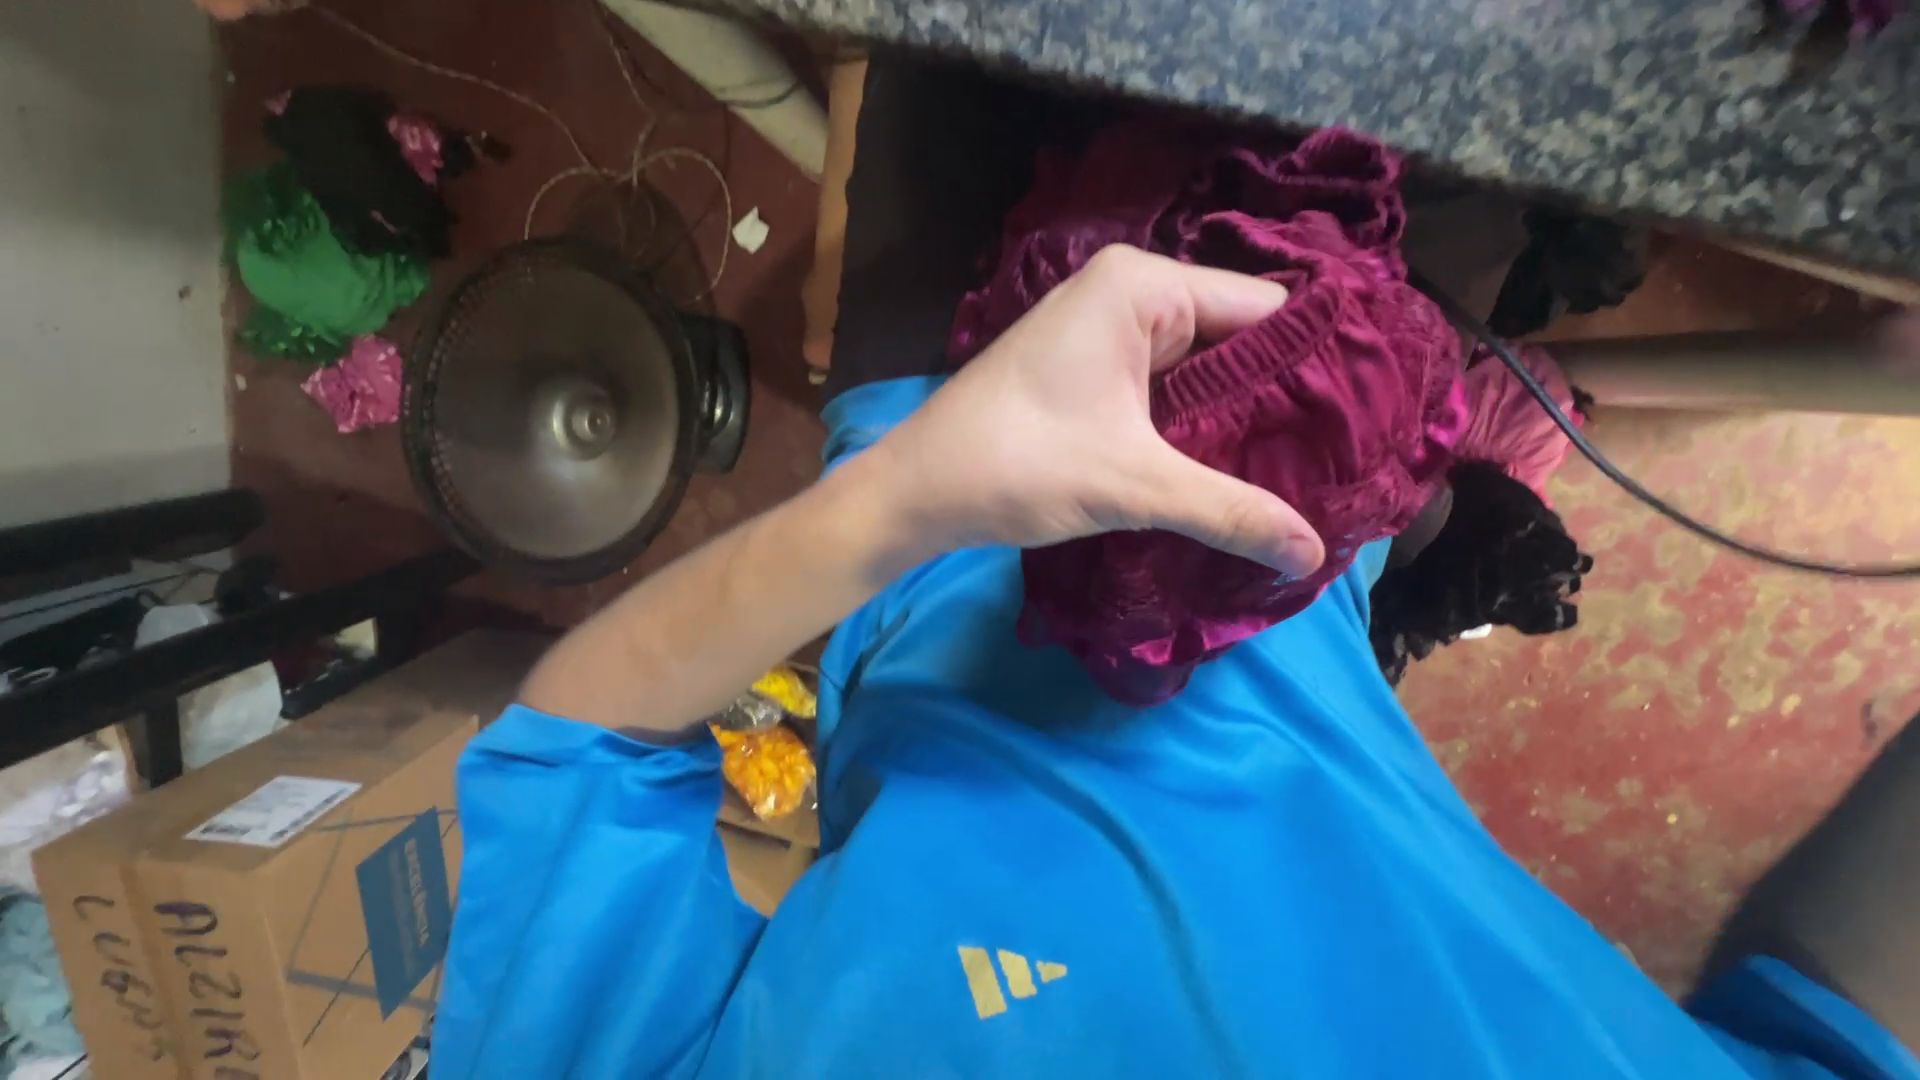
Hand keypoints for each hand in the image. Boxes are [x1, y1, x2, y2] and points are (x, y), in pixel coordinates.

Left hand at [844, 245, 1325, 577]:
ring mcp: (1101, 334)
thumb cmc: (1018, 465)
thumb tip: (1312, 554)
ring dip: (1234, 423)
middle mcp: (1126, 294)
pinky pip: (1160, 392)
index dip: (1315, 370)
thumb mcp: (1132, 484)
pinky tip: (1228, 472)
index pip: (1265, 313)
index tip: (1364, 426)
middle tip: (1341, 463)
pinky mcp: (1085, 373)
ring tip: (1301, 475)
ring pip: (1197, 373)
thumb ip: (1228, 510)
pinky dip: (1190, 428)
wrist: (917, 491)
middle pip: (1233, 343)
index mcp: (1143, 287)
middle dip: (1276, 404)